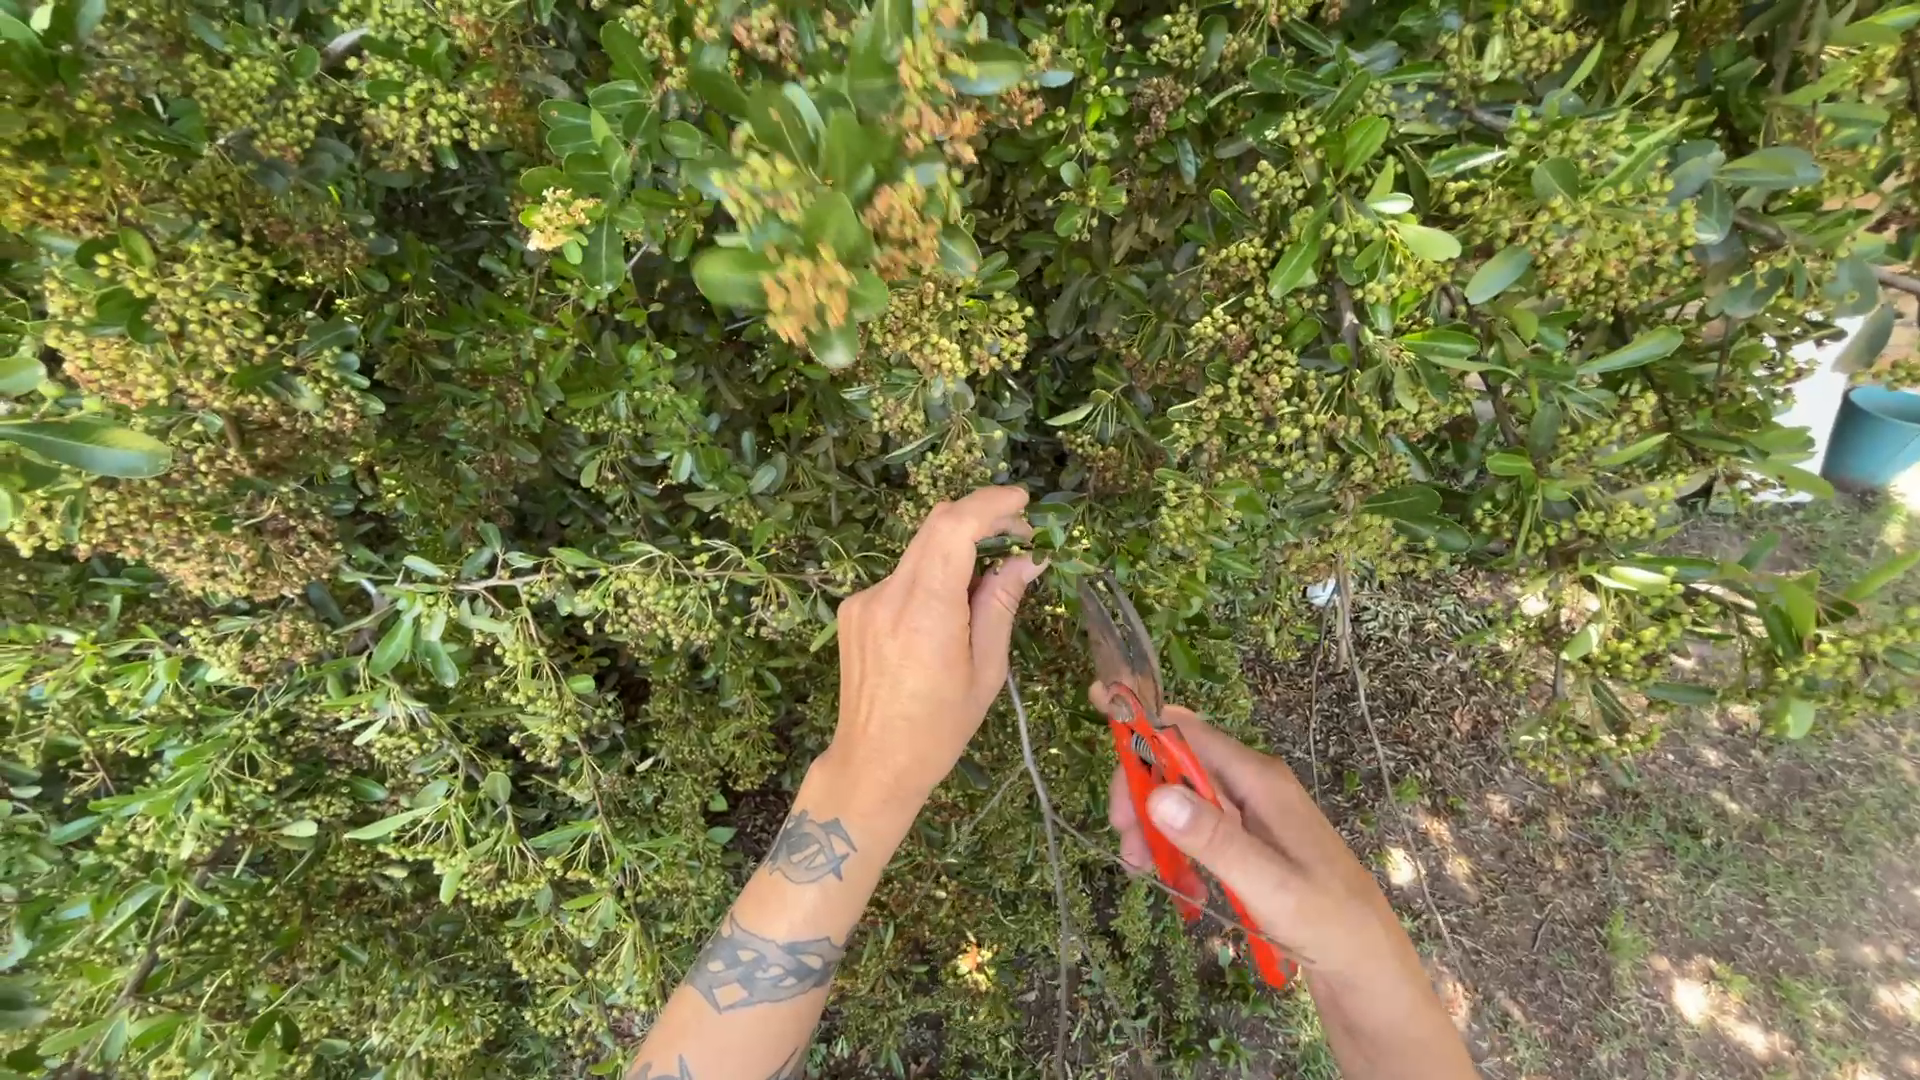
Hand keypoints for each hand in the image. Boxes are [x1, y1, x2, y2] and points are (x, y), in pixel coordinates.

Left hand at [830, 487, 1042, 801]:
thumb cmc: (939, 728)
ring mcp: (864, 600)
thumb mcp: (986, 670)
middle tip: (1017, 535)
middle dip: (980, 519)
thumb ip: (1001, 604)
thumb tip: (1028, 558)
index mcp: (925, 611)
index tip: (1022, 504)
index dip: (990, 504)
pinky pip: (901, 576)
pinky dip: (930, 577)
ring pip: (919, 551)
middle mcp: (887, 595)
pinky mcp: (853, 610)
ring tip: (985, 584)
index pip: (954, 528)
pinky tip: (944, 613)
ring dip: (956, 551)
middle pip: (935, 527)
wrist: (873, 762)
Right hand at [1104, 704, 1419, 988]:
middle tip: (1124, 840)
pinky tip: (1180, 887)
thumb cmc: (1328, 926)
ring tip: (1144, 873)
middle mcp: (1251, 785)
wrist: (1369, 975)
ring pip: (1181, 800)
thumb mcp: (1270, 886)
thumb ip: (1214, 839)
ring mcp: (1249, 813)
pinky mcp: (1247, 840)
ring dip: (1155, 830)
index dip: (1141, 719)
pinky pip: (1197, 830)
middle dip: (1141, 794)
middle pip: (1176, 766)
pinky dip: (1178, 852)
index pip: (1187, 731)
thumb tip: (1156, 794)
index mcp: (1259, 780)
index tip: (1098, 705)